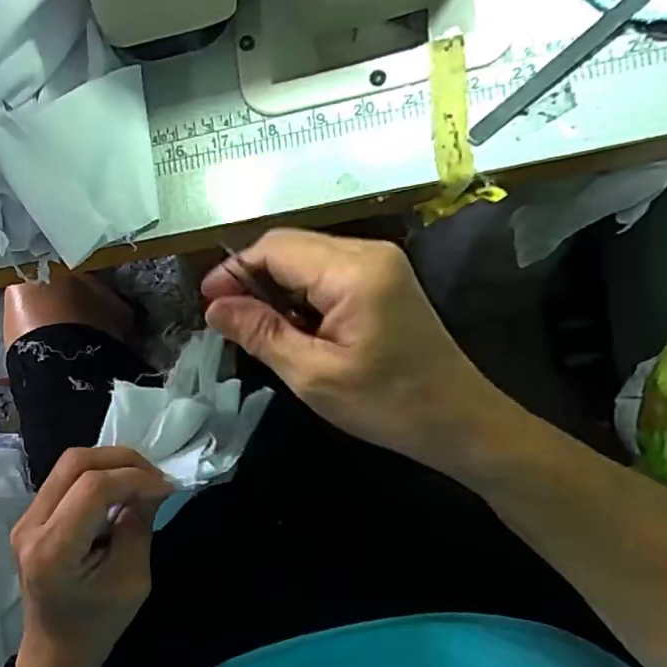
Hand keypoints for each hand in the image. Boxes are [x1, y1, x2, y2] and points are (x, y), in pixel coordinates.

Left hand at [10, 447, 172, 666]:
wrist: (54, 654)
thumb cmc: (95, 626)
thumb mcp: (131, 580)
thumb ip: (138, 527)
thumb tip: (151, 487)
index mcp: (53, 549)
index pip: (92, 488)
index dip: (133, 478)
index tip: (166, 487)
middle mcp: (30, 526)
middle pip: (74, 462)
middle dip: (121, 460)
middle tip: (154, 476)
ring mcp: (25, 520)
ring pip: (67, 466)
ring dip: (108, 465)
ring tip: (141, 481)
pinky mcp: (30, 519)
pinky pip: (64, 481)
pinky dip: (96, 477)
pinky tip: (119, 493)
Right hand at [203, 229, 502, 466]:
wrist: (459, 420)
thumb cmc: (387, 404)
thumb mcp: (313, 375)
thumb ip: (261, 333)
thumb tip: (215, 306)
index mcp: (353, 271)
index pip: (275, 248)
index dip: (234, 271)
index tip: (206, 304)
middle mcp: (368, 252)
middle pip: (290, 247)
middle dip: (252, 278)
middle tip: (226, 320)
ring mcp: (380, 263)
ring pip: (307, 259)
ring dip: (275, 288)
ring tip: (256, 328)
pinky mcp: (384, 280)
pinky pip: (327, 273)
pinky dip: (300, 295)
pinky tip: (292, 327)